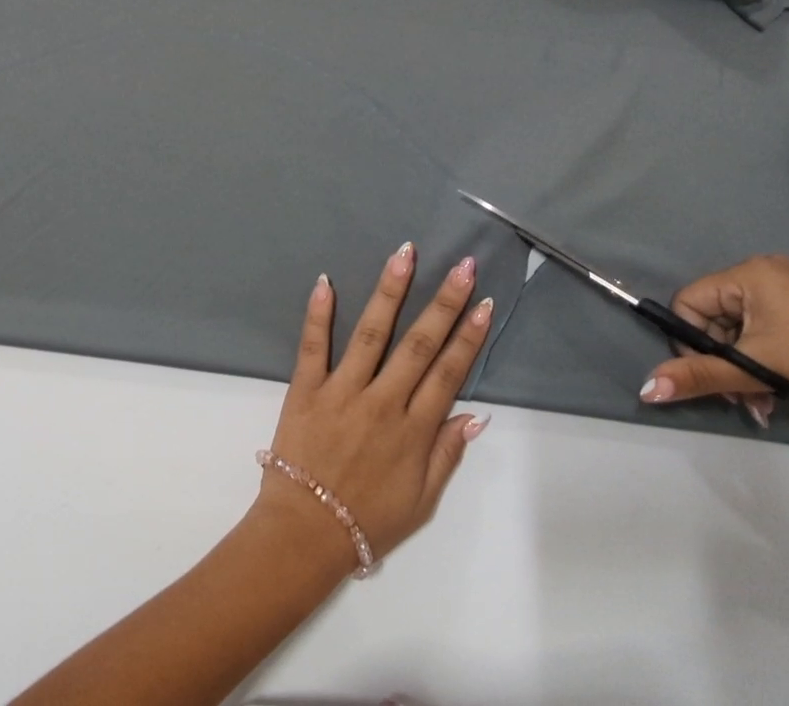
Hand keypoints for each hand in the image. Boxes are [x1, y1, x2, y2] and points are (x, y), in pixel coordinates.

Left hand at [252, 243, 494, 572]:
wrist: (304, 533)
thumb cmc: (366, 521)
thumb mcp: (421, 501)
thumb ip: (447, 455)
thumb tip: (476, 415)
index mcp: (413, 429)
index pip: (448, 373)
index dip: (469, 337)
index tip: (484, 303)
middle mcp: (382, 402)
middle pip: (419, 344)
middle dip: (443, 303)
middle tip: (462, 265)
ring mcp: (341, 391)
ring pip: (371, 334)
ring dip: (390, 292)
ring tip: (405, 255)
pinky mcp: (305, 389)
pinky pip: (313, 346)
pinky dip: (319, 313)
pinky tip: (326, 281)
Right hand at [638, 254, 788, 413]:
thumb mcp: (755, 370)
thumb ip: (697, 376)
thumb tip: (645, 389)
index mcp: (749, 274)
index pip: (689, 302)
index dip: (690, 340)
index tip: (710, 373)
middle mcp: (764, 273)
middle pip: (713, 318)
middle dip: (720, 362)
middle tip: (738, 397)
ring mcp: (786, 290)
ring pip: (737, 330)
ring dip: (740, 369)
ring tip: (760, 402)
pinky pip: (761, 331)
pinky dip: (760, 362)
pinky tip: (773, 392)